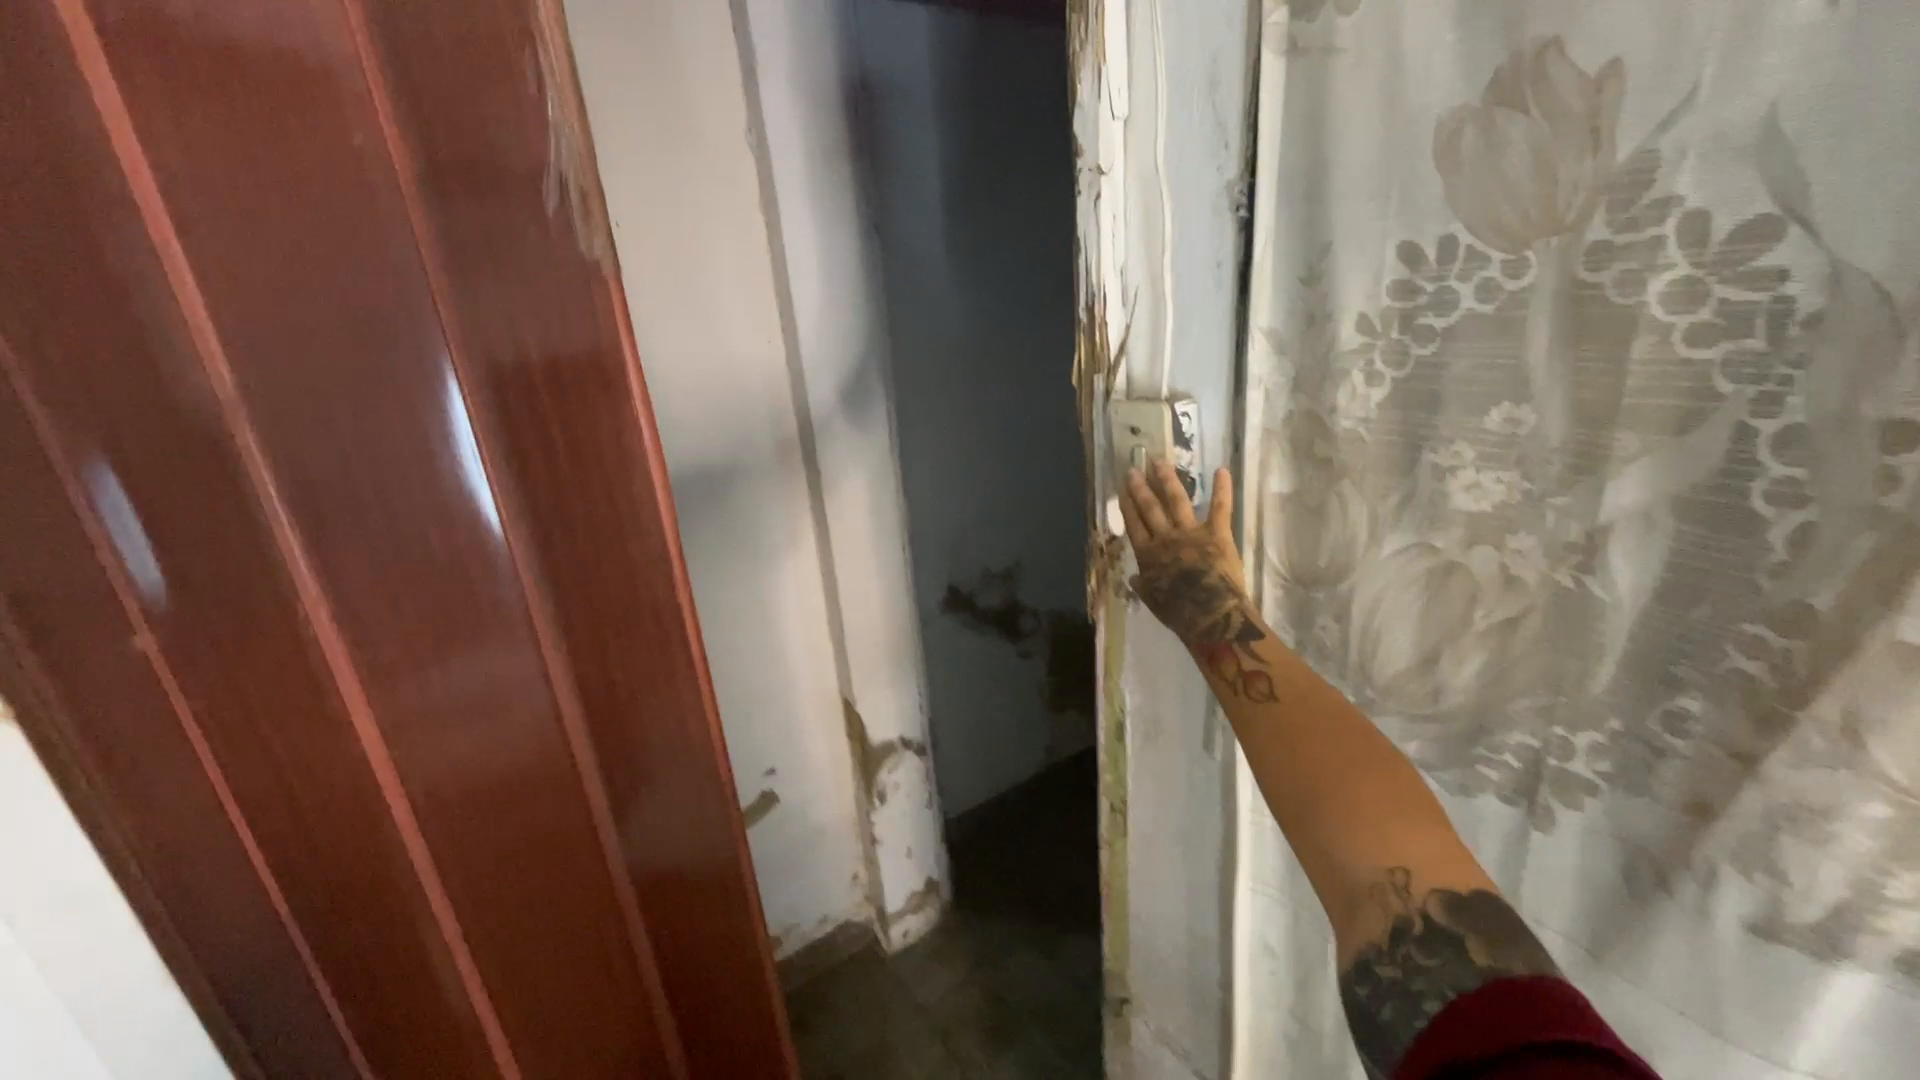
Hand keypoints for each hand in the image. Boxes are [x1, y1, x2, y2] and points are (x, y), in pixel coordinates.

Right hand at [1119, 462, 1250, 644]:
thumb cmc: (1179, 614)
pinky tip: (1221, 470)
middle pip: (1150, 507)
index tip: (1122, 489)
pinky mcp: (1217, 533)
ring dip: (1167, 479)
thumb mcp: (1153, 600)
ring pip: (1176, 499)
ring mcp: (1191, 533)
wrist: (1211, 617)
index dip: (1127, 505)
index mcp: (1148, 555)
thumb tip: (1134, 577)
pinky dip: (1222, 488)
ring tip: (1160, 461)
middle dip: (1140, 486)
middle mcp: (1166, 538)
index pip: (1134, 524)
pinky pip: (1220, 506)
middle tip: (1134, 468)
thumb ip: (1142, 585)